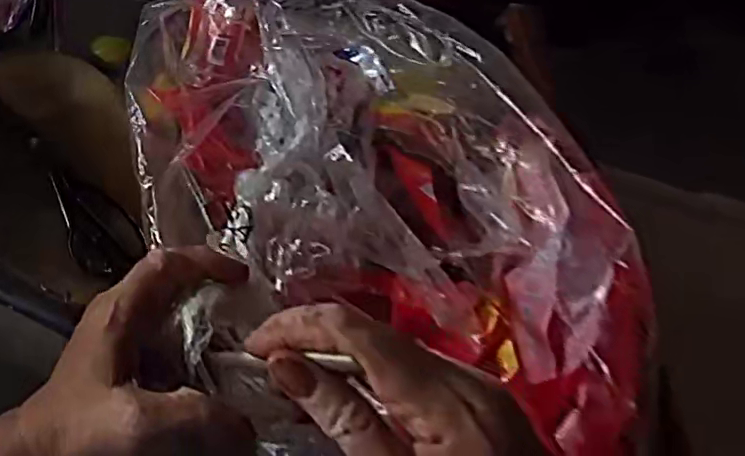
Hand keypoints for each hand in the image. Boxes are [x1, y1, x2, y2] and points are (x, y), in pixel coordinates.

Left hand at [0, 248, 254, 455]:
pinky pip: (165, 344)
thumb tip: (245, 422)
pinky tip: (217, 379)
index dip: (203, 260)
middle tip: (252, 312)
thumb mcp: (137, 421)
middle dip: (210, 290)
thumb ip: (192, 415)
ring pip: (169, 314)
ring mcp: (119, 336)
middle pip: (168, 283)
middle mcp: (118, 313)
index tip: (241, 273)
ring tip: (245, 345)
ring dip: (205, 323)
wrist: (43, 446)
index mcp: (117, 310)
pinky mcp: (122, 361)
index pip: (162, 264)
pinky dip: (194, 352)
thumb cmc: (80, 424)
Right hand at [244, 304, 546, 455]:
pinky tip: (348, 388)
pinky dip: (372, 368)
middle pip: (368, 330)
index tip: (256, 346)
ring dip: (337, 350)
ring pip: (387, 343)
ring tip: (299, 370)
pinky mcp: (489, 403)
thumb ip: (342, 419)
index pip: (350, 327)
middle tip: (270, 358)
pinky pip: (413, 365)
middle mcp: (468, 379)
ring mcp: (484, 389)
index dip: (293, 325)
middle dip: (311, 336)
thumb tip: (282, 363)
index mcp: (447, 397)